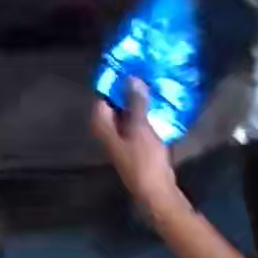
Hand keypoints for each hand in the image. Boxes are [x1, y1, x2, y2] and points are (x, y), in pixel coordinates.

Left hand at [94, 79, 180, 207]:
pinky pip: (135, 123)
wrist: (155, 190)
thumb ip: (135, 102)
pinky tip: (157, 106)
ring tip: (151, 85)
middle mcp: (105, 129)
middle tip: (143, 74)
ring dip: (136, 102)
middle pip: (114, 104)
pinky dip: (143, 114)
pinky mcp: (133, 145)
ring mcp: (119, 138)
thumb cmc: (143, 158)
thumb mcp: (140, 127)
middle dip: (127, 91)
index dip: (114, 82)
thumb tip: (131, 77)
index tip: (128, 67)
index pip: (102, 96)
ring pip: (125, 114)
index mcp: (100, 123)